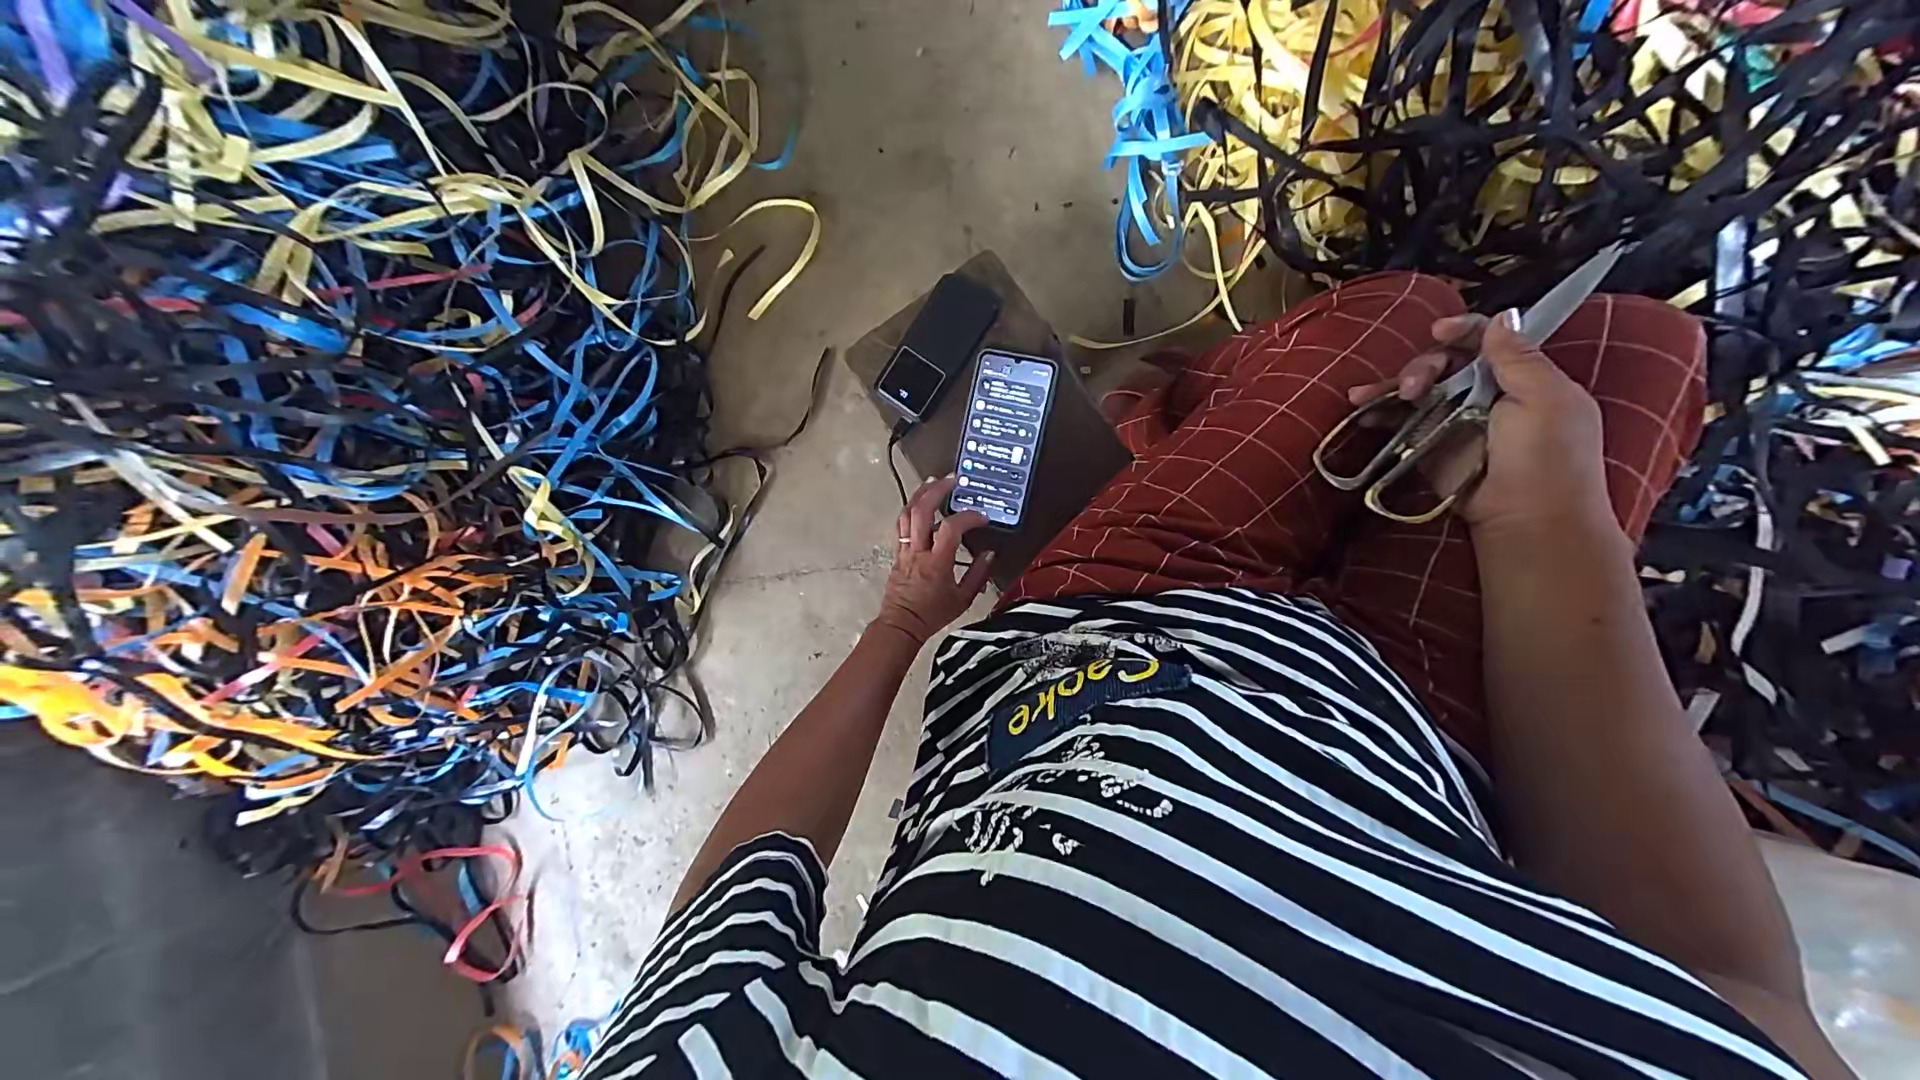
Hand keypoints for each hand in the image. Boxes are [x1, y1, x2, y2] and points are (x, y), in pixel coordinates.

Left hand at [873, 475, 993, 646]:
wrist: (901, 624)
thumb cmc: (931, 614)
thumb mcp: (963, 599)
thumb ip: (978, 574)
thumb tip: (989, 555)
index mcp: (937, 563)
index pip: (951, 529)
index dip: (968, 517)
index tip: (981, 517)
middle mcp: (918, 552)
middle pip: (922, 511)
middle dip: (936, 491)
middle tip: (951, 480)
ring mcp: (905, 550)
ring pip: (907, 514)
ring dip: (920, 494)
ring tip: (933, 482)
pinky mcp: (898, 552)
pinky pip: (902, 525)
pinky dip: (912, 510)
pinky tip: (920, 504)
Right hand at [1347, 310, 1617, 538]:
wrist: (1526, 517)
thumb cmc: (1548, 457)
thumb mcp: (1547, 400)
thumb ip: (1520, 359)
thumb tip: (1501, 319)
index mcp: (1521, 378)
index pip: (1488, 341)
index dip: (1463, 330)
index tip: (1438, 330)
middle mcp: (1484, 395)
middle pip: (1445, 363)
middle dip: (1422, 366)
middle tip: (1411, 387)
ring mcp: (1453, 421)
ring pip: (1418, 390)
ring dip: (1392, 387)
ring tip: (1369, 396)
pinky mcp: (1427, 447)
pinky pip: (1400, 422)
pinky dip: (1379, 414)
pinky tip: (1362, 411)